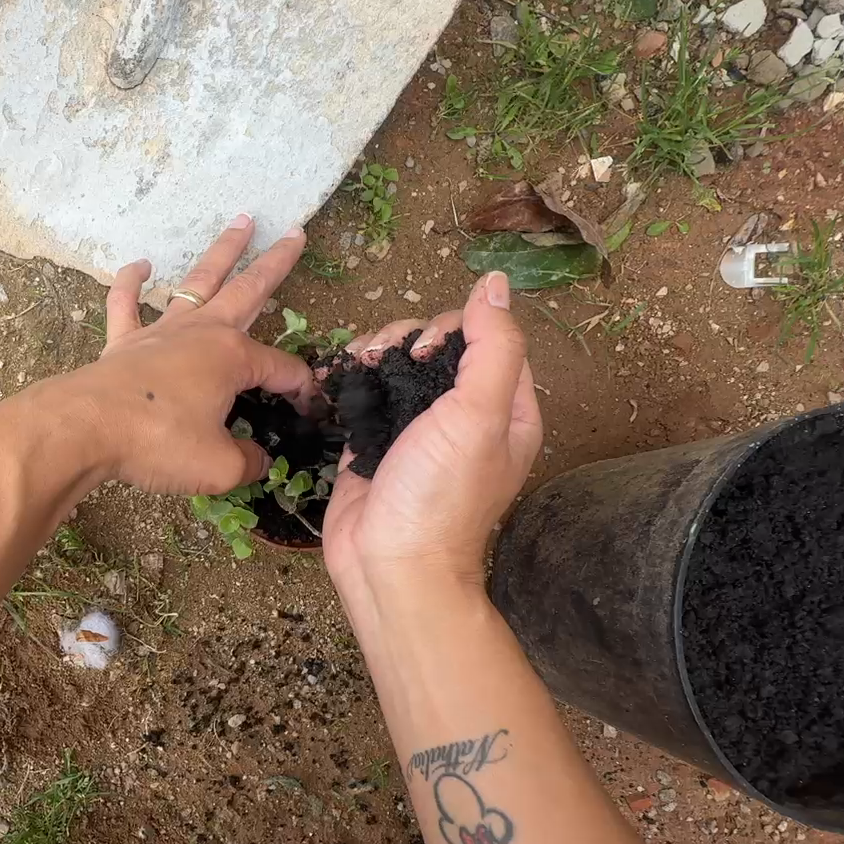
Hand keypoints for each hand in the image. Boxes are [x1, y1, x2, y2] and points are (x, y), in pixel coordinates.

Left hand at [39, 214, 321, 495]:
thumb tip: (259, 460)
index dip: (300, 389)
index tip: (309, 408)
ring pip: (197, 283)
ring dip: (221, 252)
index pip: (281, 369)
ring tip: (240, 223)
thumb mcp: (218, 466)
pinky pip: (126, 302)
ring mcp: (160, 332)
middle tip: (295, 233)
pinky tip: (141, 265)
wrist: (87, 428)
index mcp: (233, 358)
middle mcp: (201, 332)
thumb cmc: (160, 441)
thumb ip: (246, 462)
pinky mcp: (123, 341)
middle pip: (248, 290)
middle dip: (275, 262)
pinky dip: (131, 282)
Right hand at [323, 272, 542, 606]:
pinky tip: (338, 375)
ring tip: (358, 362)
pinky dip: (352, 376)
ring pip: (398, 363)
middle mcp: (462, 414)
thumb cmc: (440, 495)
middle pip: (436, 345)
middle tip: (385, 358)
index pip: (487, 338)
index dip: (454, 328)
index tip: (422, 352)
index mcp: (505, 408)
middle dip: (406, 336)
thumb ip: (493, 346)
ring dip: (376, 349)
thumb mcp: (480, 416)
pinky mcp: (374, 440)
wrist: (387, 561)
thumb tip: (493, 282)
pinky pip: (367, 391)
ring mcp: (414, 427)